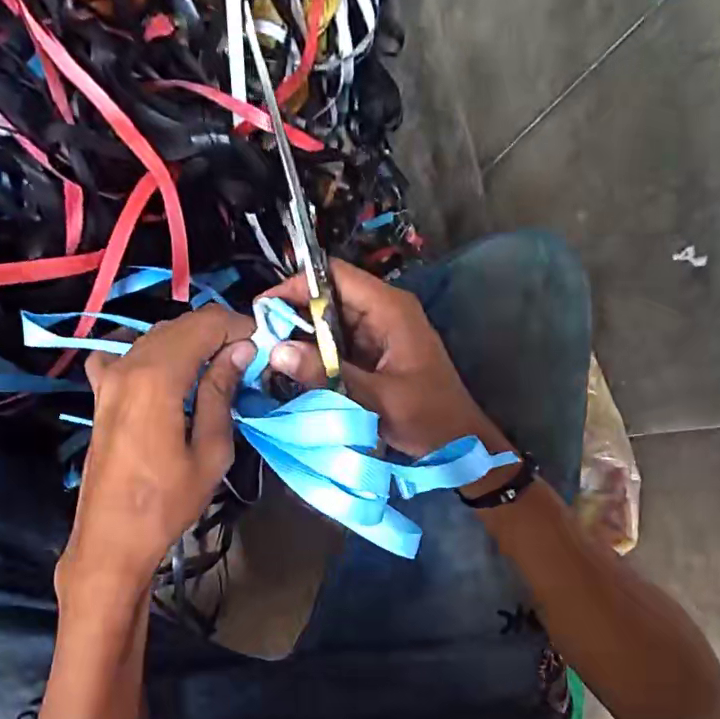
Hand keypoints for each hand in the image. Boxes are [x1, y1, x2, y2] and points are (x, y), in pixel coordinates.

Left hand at [60, 305, 256, 591]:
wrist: (113, 537)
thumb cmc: (168, 502)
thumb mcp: (210, 452)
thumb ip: (221, 395)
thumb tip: (239, 352)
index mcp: (157, 377)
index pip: (203, 325)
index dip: (237, 326)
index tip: (262, 344)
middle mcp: (127, 365)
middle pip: (178, 325)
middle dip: (216, 333)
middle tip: (247, 357)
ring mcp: (108, 378)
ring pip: (154, 337)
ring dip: (189, 343)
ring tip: (217, 368)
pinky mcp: (100, 395)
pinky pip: (125, 355)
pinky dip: (151, 354)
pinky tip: (166, 374)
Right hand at [266, 261, 508, 459]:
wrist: (459, 442)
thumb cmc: (428, 416)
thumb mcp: (375, 397)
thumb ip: (326, 374)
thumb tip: (277, 351)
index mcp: (390, 309)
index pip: (335, 277)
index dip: (296, 286)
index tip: (262, 309)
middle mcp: (383, 312)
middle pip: (328, 298)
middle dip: (293, 315)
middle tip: (259, 339)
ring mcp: (378, 333)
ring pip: (329, 323)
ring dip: (302, 338)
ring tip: (268, 356)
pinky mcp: (373, 355)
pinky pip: (337, 345)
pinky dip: (316, 356)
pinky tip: (292, 370)